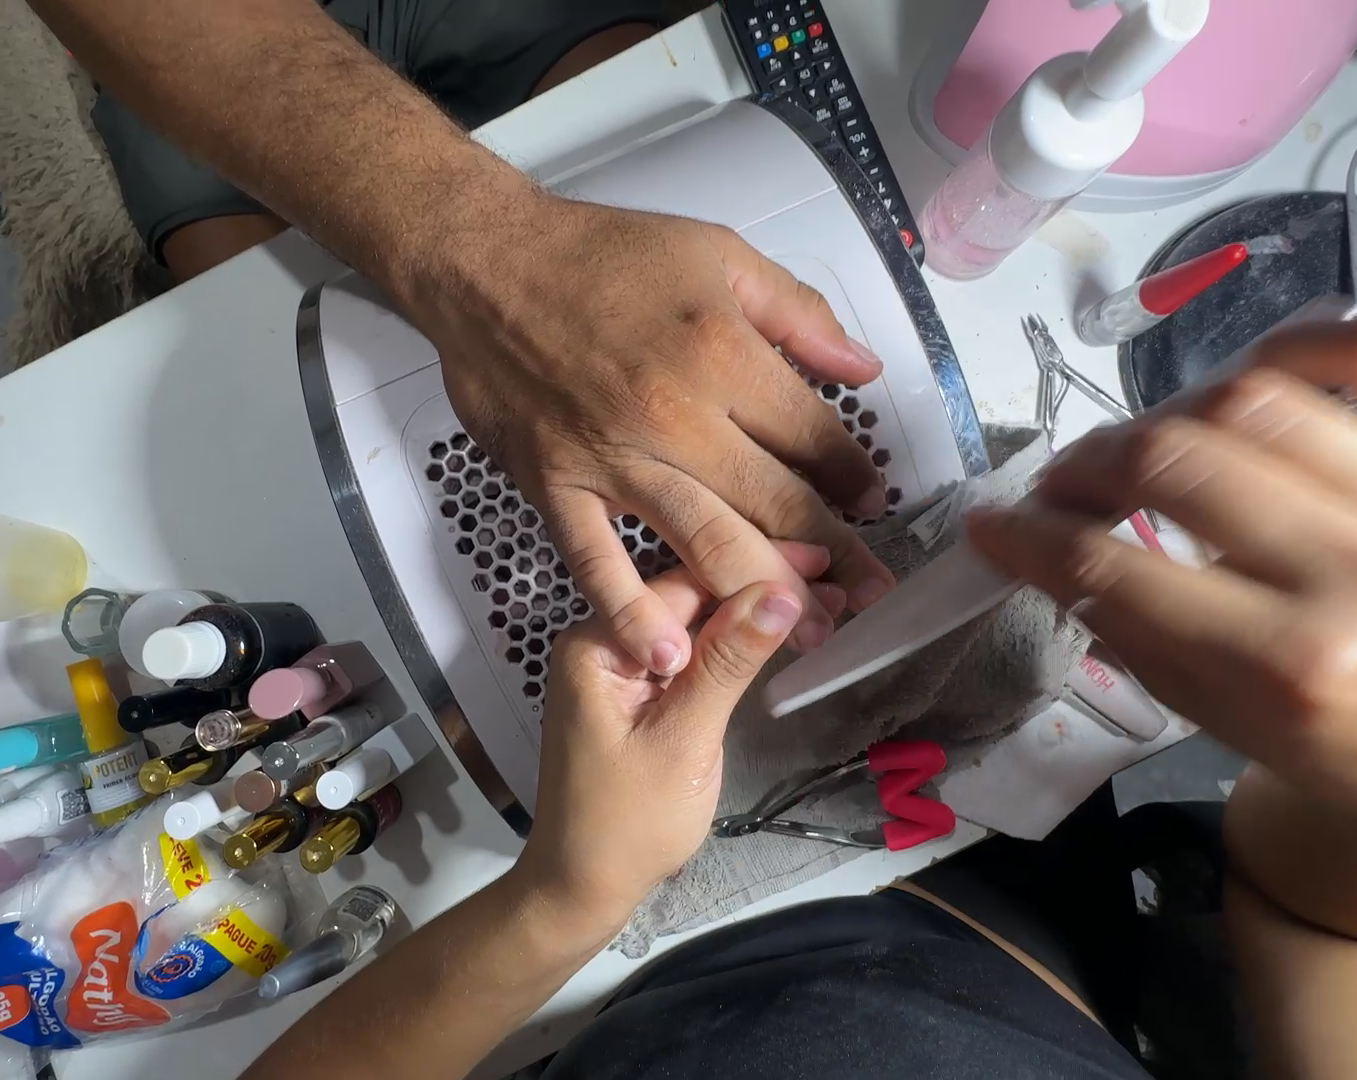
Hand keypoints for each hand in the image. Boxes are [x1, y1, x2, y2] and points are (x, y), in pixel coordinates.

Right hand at [415, 194, 895, 674]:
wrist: (487, 266)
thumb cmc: (602, 255)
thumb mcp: (718, 255)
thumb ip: (799, 314)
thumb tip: (864, 368)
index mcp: (722, 353)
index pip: (811, 435)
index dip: (851, 476)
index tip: (868, 503)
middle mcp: (674, 417)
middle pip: (772, 504)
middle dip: (832, 557)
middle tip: (869, 598)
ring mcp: (611, 460)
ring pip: (701, 540)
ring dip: (761, 594)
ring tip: (810, 635)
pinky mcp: (555, 487)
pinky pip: (594, 559)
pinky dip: (629, 610)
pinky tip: (666, 655)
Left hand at [513, 542, 824, 931]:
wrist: (583, 888)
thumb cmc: (628, 823)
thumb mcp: (683, 739)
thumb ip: (728, 663)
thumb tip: (783, 592)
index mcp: (595, 641)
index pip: (681, 586)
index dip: (752, 570)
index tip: (819, 559)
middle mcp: (600, 639)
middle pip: (686, 600)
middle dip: (756, 588)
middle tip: (830, 575)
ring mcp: (617, 665)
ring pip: (691, 626)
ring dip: (748, 616)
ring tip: (818, 600)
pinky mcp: (634, 690)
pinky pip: (685, 654)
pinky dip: (728, 648)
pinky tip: (771, 633)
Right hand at [967, 312, 1356, 981]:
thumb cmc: (1344, 740)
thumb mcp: (1205, 708)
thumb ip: (1114, 618)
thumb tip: (1031, 539)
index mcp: (1285, 666)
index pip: (1104, 566)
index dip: (1024, 534)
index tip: (992, 522)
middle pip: (1169, 463)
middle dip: (1083, 465)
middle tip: (1064, 484)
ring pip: (1251, 399)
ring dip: (1163, 416)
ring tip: (1148, 447)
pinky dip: (1302, 346)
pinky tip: (1256, 384)